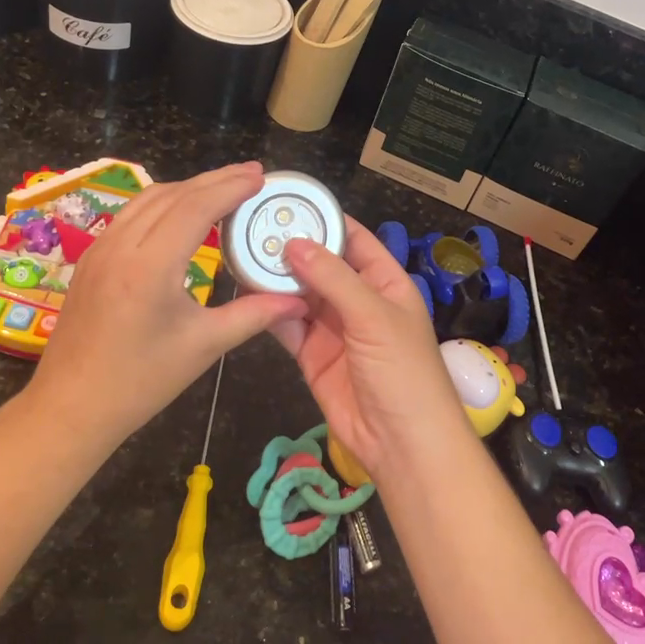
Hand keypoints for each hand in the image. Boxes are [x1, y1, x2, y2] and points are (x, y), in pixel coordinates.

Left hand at [30, 162, 307, 440]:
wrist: (69, 407)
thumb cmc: (140, 382)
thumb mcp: (203, 346)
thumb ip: (253, 315)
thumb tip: (298, 301)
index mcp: (149, 267)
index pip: (195, 208)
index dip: (230, 187)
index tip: (261, 178)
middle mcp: (120, 246)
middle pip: (172, 194)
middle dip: (215, 179)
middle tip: (253, 173)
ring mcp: (99, 248)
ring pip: (148, 199)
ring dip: (188, 187)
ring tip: (224, 186)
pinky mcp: (90, 257)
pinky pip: (131, 214)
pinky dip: (164, 203)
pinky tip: (183, 213)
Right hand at [271, 219, 468, 481]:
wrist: (403, 444)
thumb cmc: (402, 371)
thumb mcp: (374, 316)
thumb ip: (333, 278)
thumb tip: (295, 242)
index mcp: (385, 282)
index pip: (353, 238)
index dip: (324, 219)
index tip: (288, 201)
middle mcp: (358, 300)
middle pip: (321, 264)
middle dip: (292, 248)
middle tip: (251, 226)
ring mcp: (334, 328)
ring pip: (301, 293)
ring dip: (277, 278)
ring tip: (242, 254)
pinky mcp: (312, 356)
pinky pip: (288, 326)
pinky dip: (270, 312)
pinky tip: (247, 294)